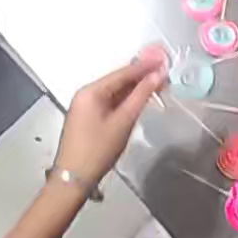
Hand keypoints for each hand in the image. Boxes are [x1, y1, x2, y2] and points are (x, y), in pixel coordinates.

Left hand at [53, 51, 167, 183]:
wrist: (74, 179)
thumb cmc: (98, 149)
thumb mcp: (123, 121)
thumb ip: (141, 96)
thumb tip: (158, 75)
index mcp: (91, 91)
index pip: (122, 73)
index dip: (144, 66)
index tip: (163, 59)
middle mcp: (86, 93)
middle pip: (118, 80)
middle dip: (141, 76)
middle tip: (164, 71)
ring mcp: (85, 105)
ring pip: (115, 91)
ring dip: (135, 88)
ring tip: (157, 82)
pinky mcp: (88, 116)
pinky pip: (110, 101)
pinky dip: (126, 99)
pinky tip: (140, 98)